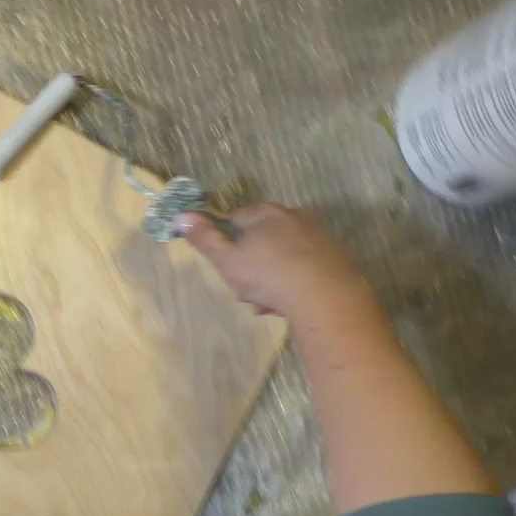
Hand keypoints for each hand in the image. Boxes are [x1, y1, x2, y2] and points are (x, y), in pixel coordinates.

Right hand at [179, 203, 373, 322]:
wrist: (323, 295)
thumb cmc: (267, 275)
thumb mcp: (226, 260)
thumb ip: (204, 239)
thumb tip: (182, 215)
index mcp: (264, 214)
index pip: (234, 220)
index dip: (225, 244)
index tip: (225, 266)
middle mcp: (293, 215)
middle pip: (259, 239)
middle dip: (250, 265)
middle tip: (245, 290)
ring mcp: (316, 233)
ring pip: (281, 256)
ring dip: (270, 278)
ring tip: (267, 302)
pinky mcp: (333, 253)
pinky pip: (302, 265)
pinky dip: (292, 280)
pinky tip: (288, 301)